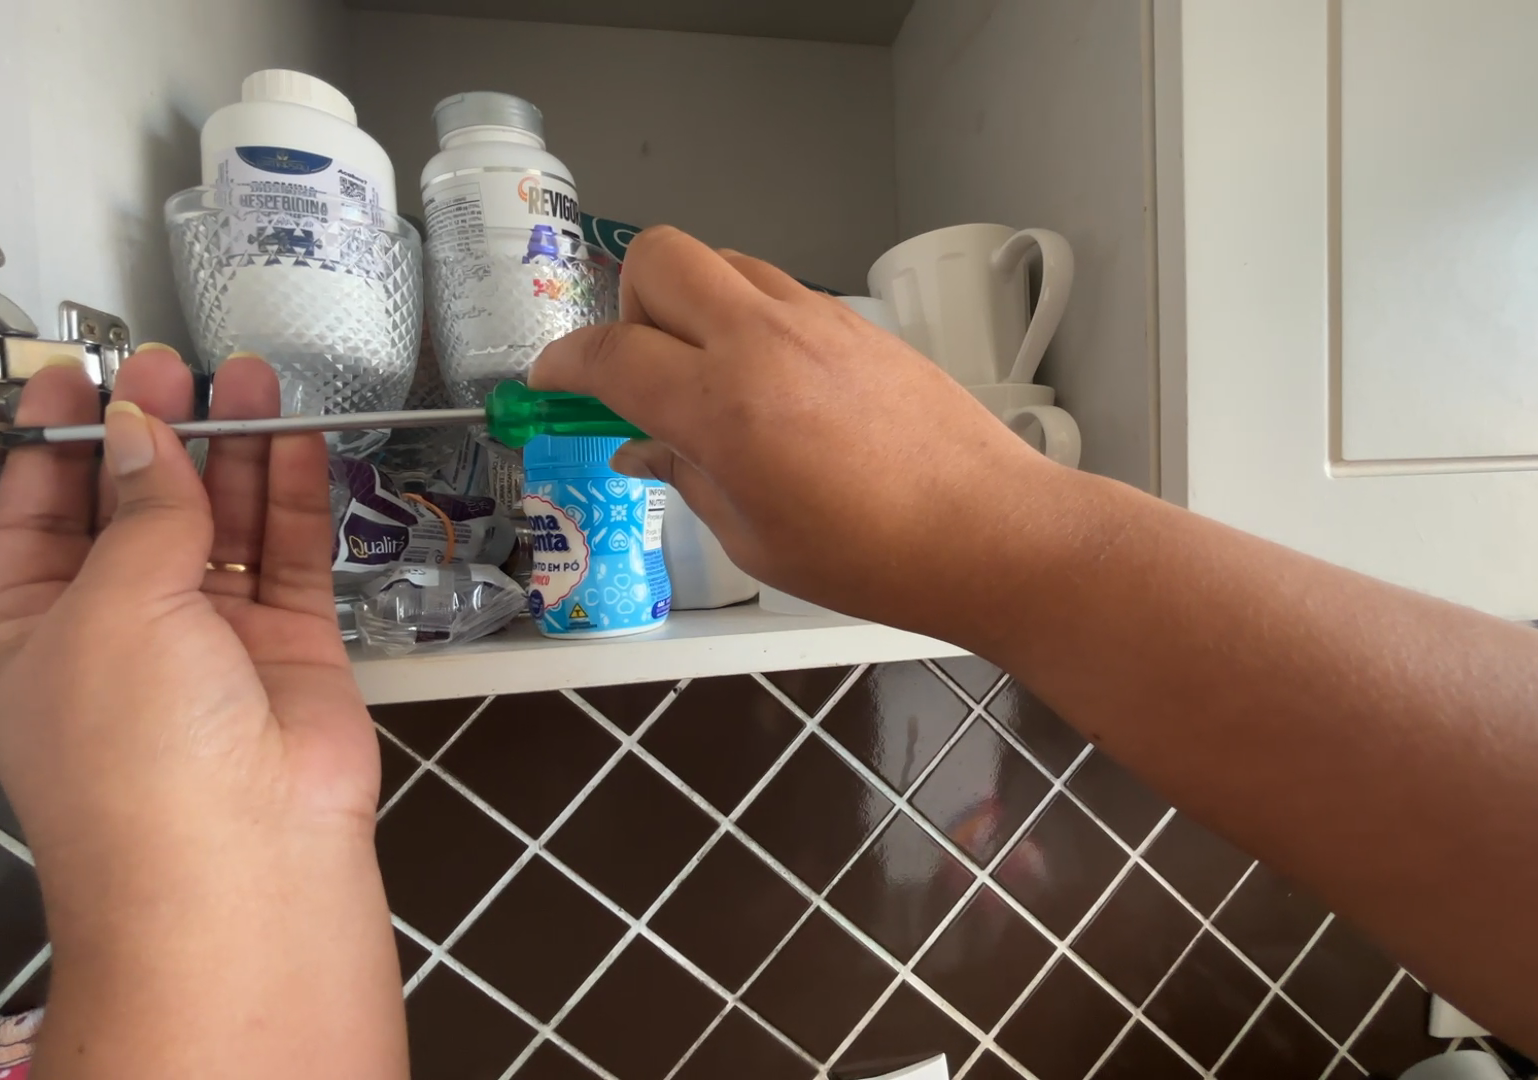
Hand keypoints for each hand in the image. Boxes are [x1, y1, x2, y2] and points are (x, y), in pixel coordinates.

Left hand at [0, 346, 401, 1075]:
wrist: (249, 841)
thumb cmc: (136, 751)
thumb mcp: (111, 609)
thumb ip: (145, 514)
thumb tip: (149, 433)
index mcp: (38, 621)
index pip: (40, 508)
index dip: (63, 439)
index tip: (85, 374)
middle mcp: (129, 618)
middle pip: (147, 504)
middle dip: (163, 433)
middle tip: (182, 369)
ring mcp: (218, 625)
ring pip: (229, 519)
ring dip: (241, 452)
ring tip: (253, 386)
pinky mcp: (293, 632)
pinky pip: (292, 549)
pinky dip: (296, 495)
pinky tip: (299, 445)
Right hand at [533, 227, 1068, 643]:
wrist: (987, 532)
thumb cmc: (869, 561)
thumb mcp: (756, 541)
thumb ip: (688, 478)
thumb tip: (642, 449)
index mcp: (725, 405)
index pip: (611, 353)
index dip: (564, 365)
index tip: (550, 381)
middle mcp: (763, 340)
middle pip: (658, 259)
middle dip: (629, 307)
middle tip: (644, 371)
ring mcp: (817, 320)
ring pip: (722, 262)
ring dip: (692, 305)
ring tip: (709, 373)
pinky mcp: (858, 323)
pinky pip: (778, 289)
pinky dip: (748, 317)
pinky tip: (771, 380)